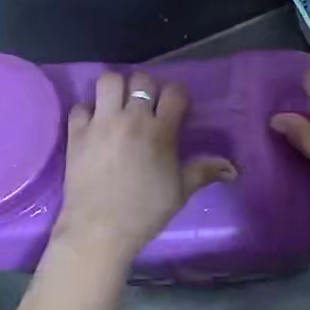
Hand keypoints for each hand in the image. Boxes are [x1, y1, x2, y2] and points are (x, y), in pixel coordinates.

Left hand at [53, 71, 236, 265]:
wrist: (100, 229)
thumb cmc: (144, 212)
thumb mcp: (180, 192)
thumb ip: (204, 172)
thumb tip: (233, 169)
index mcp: (161, 131)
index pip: (174, 92)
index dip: (177, 96)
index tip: (175, 108)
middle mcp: (131, 119)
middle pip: (141, 80)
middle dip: (146, 88)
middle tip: (145, 106)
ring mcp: (101, 123)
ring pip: (108, 81)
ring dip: (115, 89)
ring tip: (117, 106)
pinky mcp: (76, 133)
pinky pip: (80, 106)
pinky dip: (87, 111)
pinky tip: (93, 125)